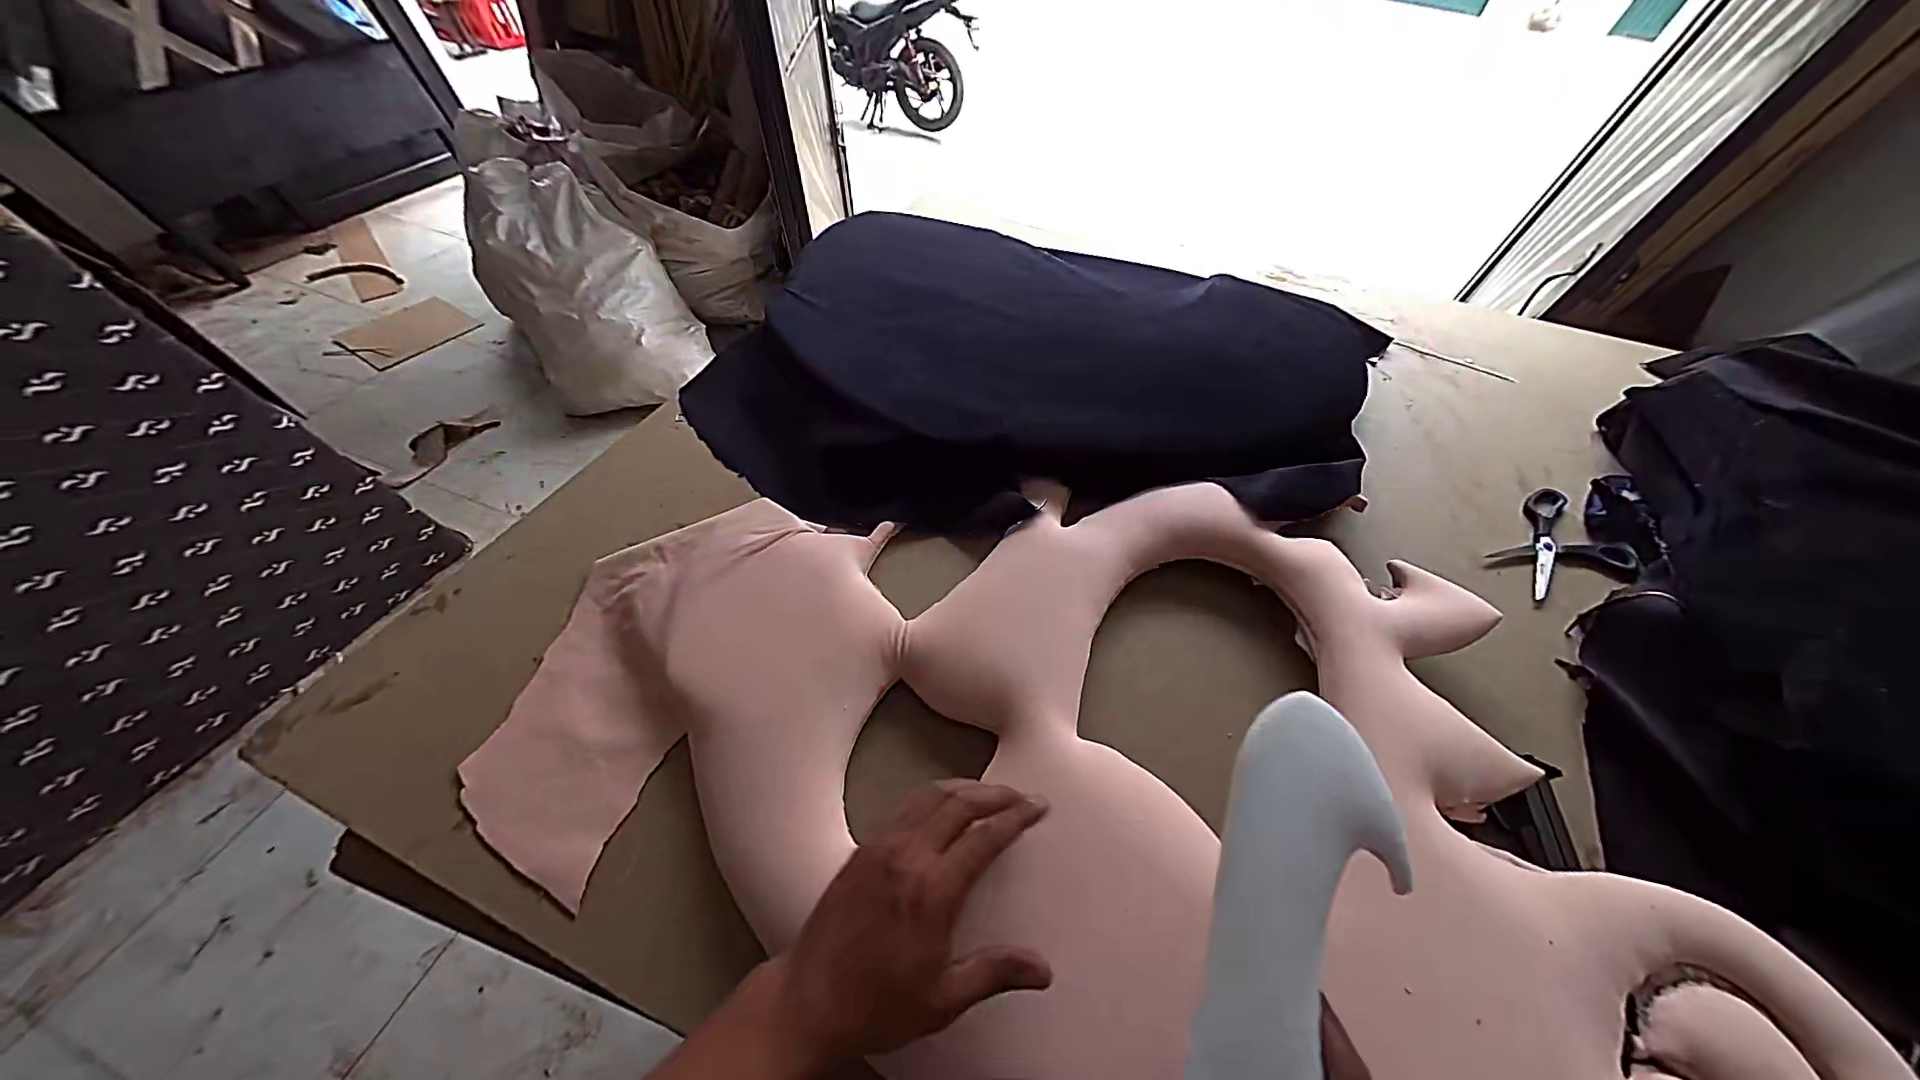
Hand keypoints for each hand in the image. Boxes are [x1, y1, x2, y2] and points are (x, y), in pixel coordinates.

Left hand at [758, 780, 1052, 1069]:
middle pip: (960, 803)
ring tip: (985, 791)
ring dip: (963, 788)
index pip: (984, 836)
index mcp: (931, 892)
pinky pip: (902, 807)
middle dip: (996, 794)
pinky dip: (930, 796)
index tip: (1034, 808)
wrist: (806, 1003)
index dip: (1016, 816)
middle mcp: (905, 859)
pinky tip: (938, 804)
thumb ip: (994, 973)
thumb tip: (1037, 968)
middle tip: (1018, 795)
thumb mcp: (943, 999)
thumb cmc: (869, 1005)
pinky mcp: (860, 851)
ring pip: (929, 796)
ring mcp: (879, 850)